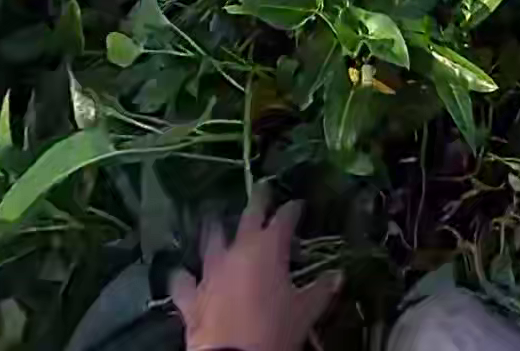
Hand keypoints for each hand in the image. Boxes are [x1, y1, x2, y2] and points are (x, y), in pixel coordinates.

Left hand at [169, 184, 342, 350]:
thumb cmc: (273, 332)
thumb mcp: (305, 313)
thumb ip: (322, 290)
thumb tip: (338, 275)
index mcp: (270, 246)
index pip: (286, 216)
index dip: (294, 209)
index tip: (300, 205)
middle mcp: (240, 248)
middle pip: (250, 213)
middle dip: (258, 198)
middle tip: (263, 187)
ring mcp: (213, 270)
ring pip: (212, 239)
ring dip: (216, 229)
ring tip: (216, 219)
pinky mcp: (192, 296)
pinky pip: (183, 281)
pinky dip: (183, 276)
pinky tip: (180, 272)